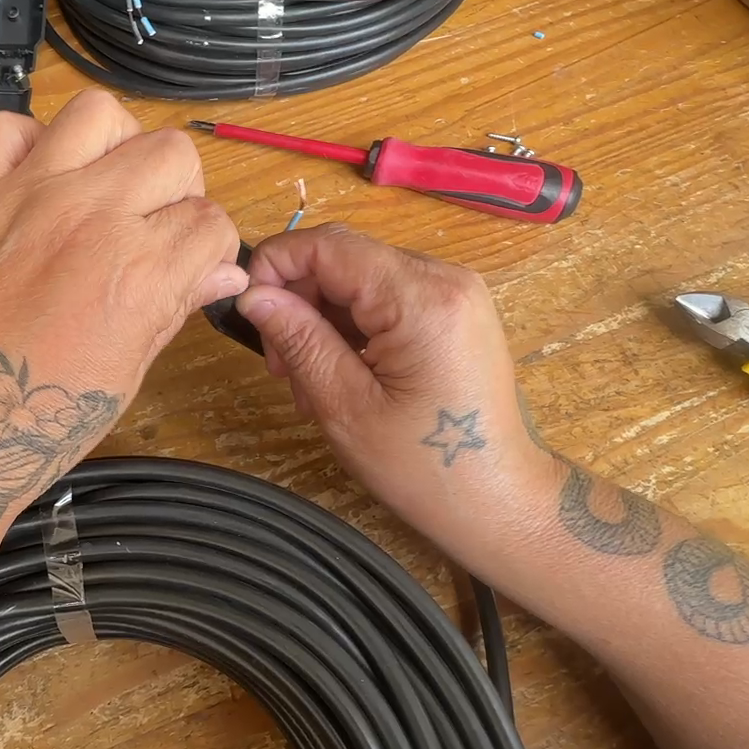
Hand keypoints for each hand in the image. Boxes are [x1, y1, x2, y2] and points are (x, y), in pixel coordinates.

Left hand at [0, 89, 245, 407]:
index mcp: (140, 269)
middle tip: (156, 226)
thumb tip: (224, 273)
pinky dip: (33, 143)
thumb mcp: (131, 365)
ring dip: (118, 146)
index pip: (210, 221)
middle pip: (172, 153)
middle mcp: (92, 216)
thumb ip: (178, 302)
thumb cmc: (46, 412)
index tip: (194, 263)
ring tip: (108, 187)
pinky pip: (9, 128)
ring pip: (99, 114)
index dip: (211, 247)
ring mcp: (32, 196)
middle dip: (179, 190)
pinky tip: (44, 181)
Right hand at [235, 225, 561, 556]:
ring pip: (356, 277)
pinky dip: (348, 326)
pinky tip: (338, 372)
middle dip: (296, 300)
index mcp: (421, 298)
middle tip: (279, 365)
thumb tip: (251, 294)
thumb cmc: (422, 467)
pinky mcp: (452, 309)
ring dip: (319, 319)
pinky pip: (381, 296)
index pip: (327, 245)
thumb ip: (297, 338)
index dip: (274, 265)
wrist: (500, 502)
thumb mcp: (344, 405)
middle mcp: (443, 277)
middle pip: (341, 257)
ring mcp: (453, 291)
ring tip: (307, 381)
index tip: (248, 312)